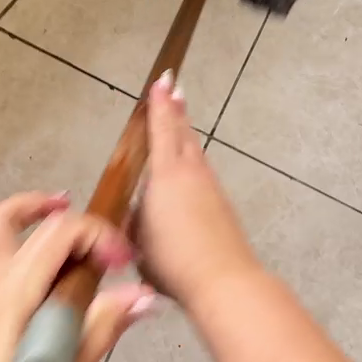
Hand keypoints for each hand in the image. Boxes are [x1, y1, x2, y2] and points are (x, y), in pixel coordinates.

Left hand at [0, 192, 157, 361]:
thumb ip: (101, 327)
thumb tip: (142, 295)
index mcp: (13, 291)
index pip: (59, 232)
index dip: (98, 235)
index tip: (122, 264)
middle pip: (4, 216)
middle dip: (43, 206)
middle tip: (74, 209)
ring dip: (15, 225)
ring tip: (46, 239)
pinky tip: (15, 287)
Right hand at [134, 72, 264, 309]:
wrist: (223, 280)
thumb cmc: (172, 261)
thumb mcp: (138, 241)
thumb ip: (137, 220)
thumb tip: (143, 211)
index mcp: (166, 175)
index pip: (161, 130)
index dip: (159, 106)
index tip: (162, 81)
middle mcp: (191, 174)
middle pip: (183, 134)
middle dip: (177, 112)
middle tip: (174, 89)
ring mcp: (211, 188)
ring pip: (196, 152)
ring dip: (187, 134)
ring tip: (182, 121)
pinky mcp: (222, 205)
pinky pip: (203, 172)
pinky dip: (194, 160)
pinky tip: (192, 168)